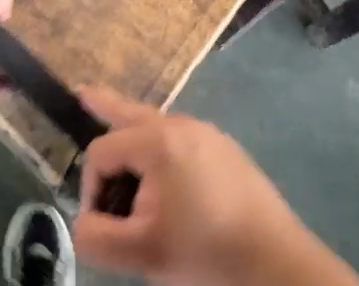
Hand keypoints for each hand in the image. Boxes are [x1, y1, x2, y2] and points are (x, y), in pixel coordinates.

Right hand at [75, 88, 348, 285]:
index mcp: (157, 141)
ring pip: (159, 128)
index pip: (101, 152)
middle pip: (130, 112)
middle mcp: (181, 126)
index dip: (91, 188)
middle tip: (83, 91)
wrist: (278, 266)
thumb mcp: (142, 253)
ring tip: (121, 137)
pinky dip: (163, 150)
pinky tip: (163, 171)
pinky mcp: (229, 154)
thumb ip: (96, 238)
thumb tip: (81, 225)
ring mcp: (209, 136)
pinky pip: (183, 142)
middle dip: (104, 105)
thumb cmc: (206, 251)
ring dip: (135, 136)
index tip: (102, 226)